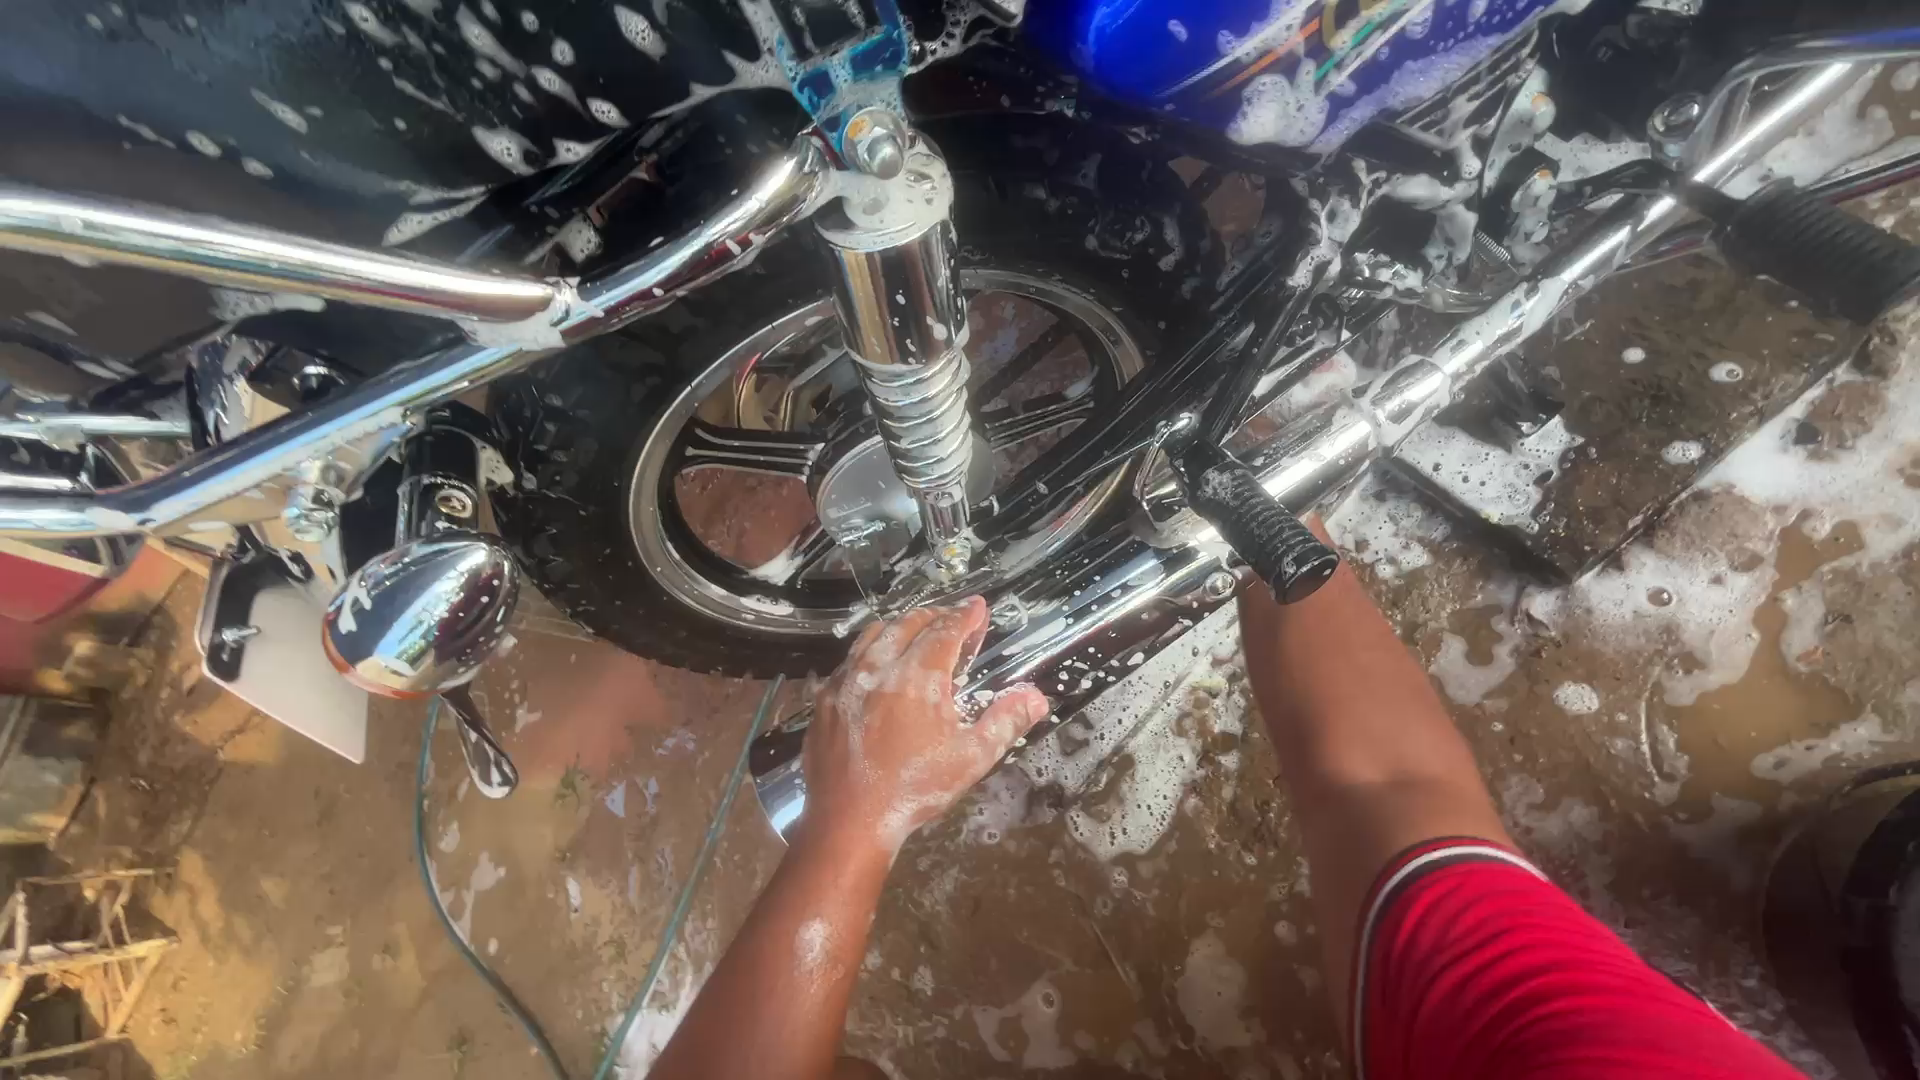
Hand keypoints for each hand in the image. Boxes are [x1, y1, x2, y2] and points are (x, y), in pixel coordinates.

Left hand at [801, 596, 1049, 858]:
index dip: (964, 616)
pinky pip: (848, 660)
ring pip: (873, 636)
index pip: (945, 631)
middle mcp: (879, 667)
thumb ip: (1004, 721)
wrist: (849, 821)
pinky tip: (876, 666)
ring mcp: (845, 681)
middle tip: (952, 619)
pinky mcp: (823, 700)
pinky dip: (870, 651)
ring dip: (899, 627)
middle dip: (934, 616)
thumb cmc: (915, 788)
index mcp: (917, 676)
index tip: (978, 606)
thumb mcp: (970, 758)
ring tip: (916, 633)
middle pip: (907, 625)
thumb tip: (1036, 696)